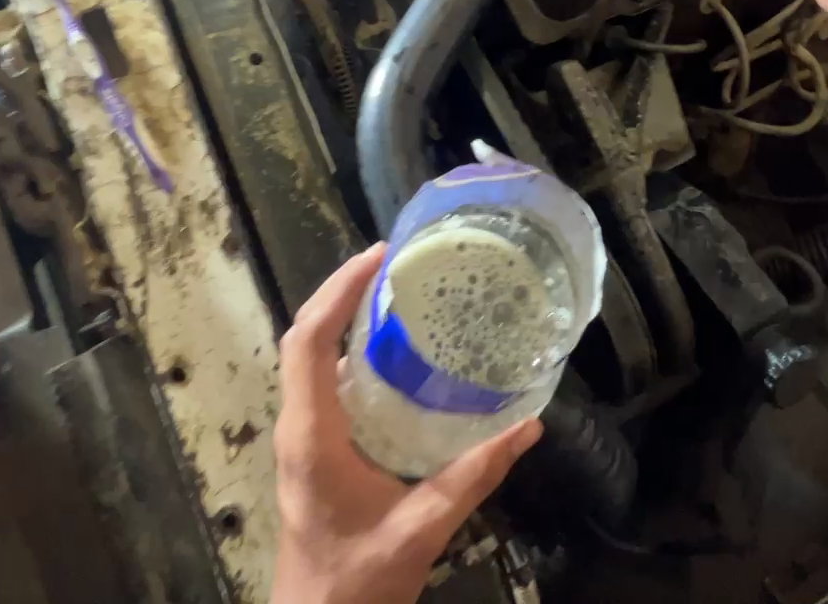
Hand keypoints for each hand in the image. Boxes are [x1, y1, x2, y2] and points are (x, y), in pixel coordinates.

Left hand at [272, 245, 543, 603]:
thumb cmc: (357, 582)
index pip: (308, 341)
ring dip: (341, 313)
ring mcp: (303, 434)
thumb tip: (527, 427)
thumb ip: (474, 476)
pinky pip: (323, 377)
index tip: (378, 257)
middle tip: (391, 260)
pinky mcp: (315, 444)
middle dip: (341, 290)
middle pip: (303, 336)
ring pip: (309, 354)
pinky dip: (347, 345)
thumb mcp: (422, 528)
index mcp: (312, 435)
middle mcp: (299, 424)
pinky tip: (391, 345)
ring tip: (393, 287)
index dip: (338, 291)